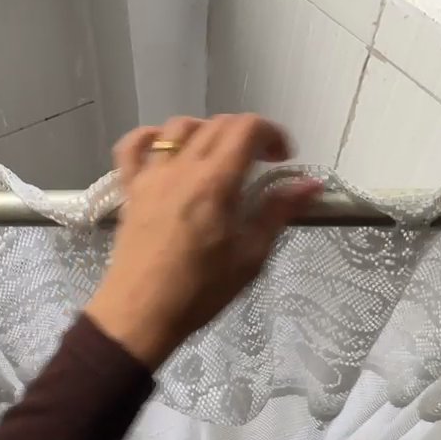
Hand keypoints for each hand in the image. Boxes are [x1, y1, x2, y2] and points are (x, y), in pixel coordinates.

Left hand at [83, 114, 323, 367]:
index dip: (272, 134)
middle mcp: (182, 167)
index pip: (247, 128)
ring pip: (179, 127)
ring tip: (219, 158)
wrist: (140, 315)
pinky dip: (152, 137)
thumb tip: (311, 185)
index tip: (282, 161)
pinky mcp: (129, 188)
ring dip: (207, 131)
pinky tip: (167, 152)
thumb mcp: (250, 255)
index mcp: (216, 182)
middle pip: (218, 124)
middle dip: (247, 134)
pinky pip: (133, 146)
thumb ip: (278, 212)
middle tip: (261, 164)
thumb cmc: (200, 291)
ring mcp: (151, 175)